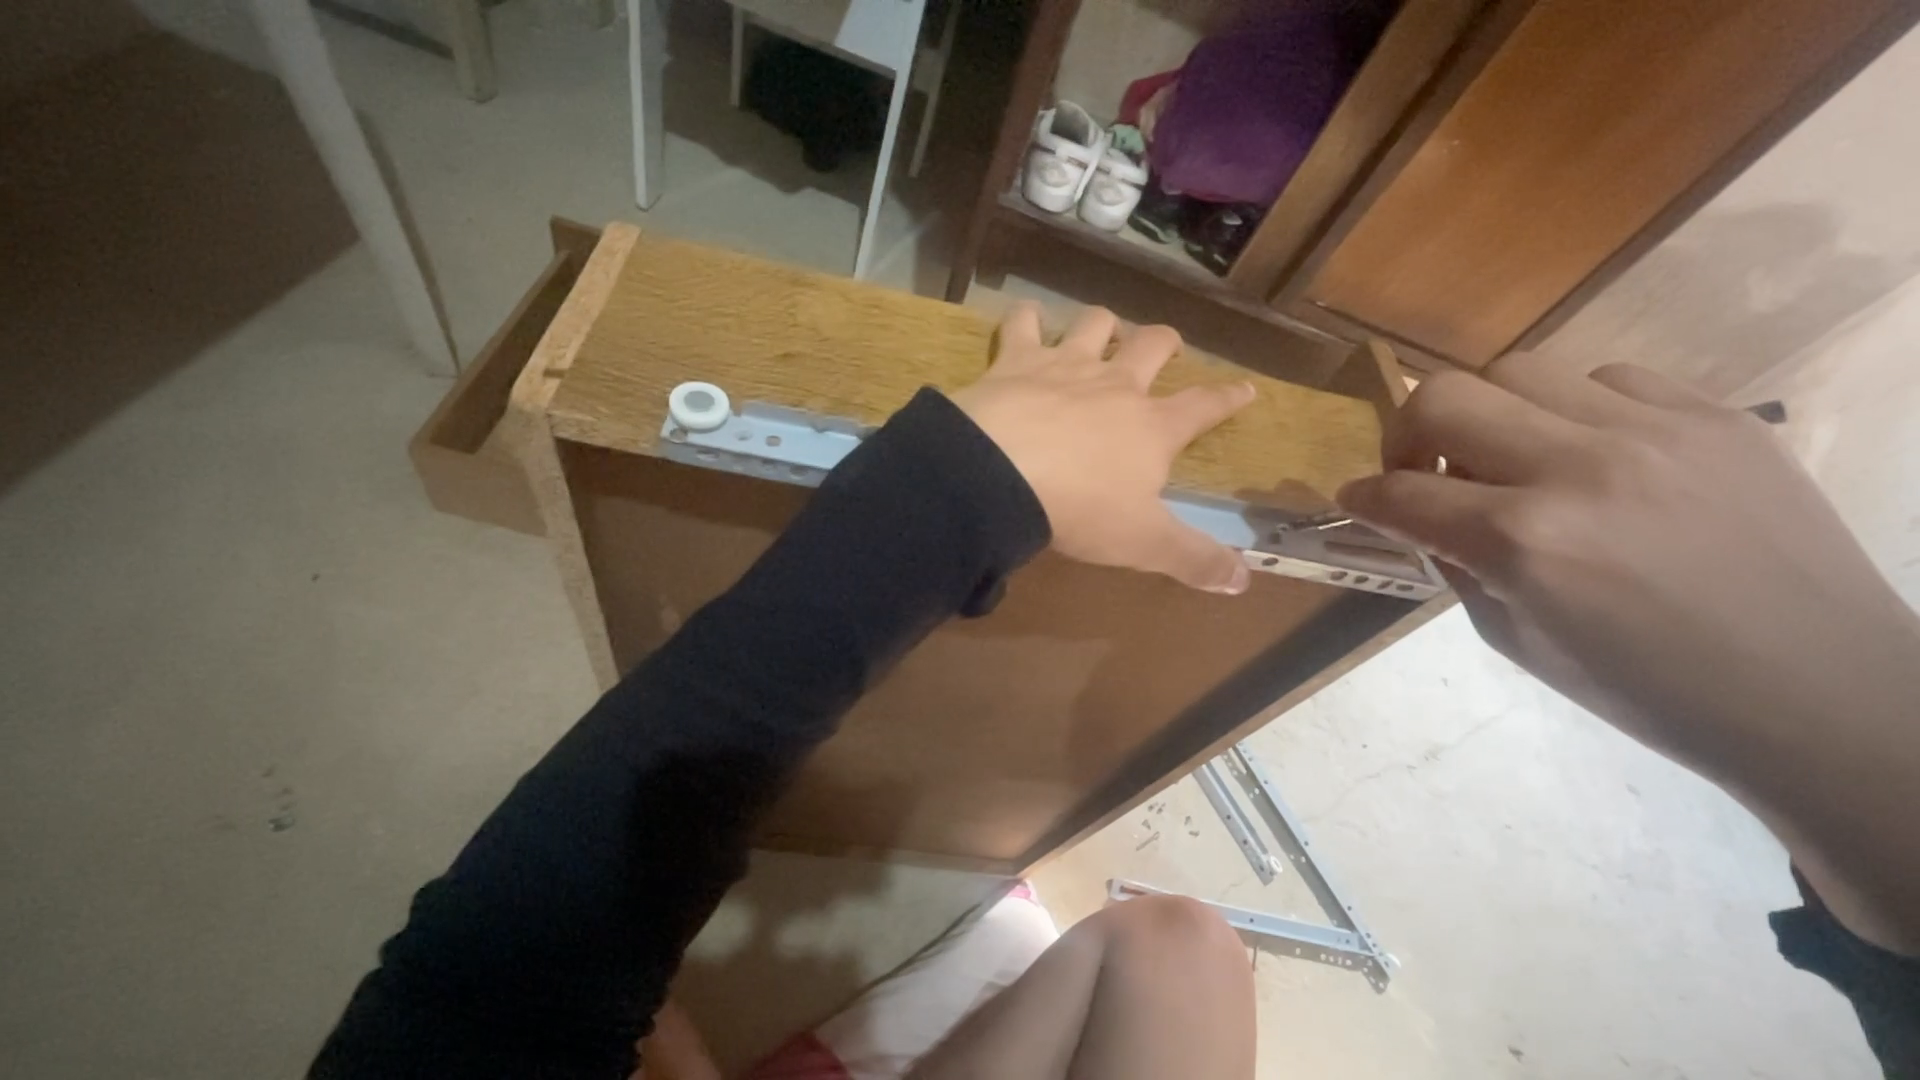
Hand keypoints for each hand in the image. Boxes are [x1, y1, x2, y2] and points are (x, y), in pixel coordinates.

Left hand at [949, 303, 1254, 593]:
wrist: (1003, 475)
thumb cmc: (1081, 509)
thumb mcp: (1144, 543)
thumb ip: (1194, 559)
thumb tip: (1243, 582)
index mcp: (1152, 427)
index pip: (1203, 407)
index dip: (1228, 399)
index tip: (1246, 388)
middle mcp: (1115, 385)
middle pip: (1152, 347)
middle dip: (1164, 343)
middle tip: (1165, 345)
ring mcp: (1065, 366)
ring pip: (1095, 324)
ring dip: (1103, 323)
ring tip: (1103, 328)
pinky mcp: (1015, 361)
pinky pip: (1023, 323)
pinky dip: (1026, 316)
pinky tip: (1026, 316)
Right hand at [1336, 355, 1919, 950]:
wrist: (1824, 693)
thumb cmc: (1650, 691)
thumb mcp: (1517, 642)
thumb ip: (1458, 565)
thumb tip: (1418, 517)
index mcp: (1525, 542)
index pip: (1403, 493)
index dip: (1365, 497)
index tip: (1358, 500)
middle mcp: (1578, 468)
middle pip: (1444, 397)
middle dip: (1409, 435)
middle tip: (1423, 471)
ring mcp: (1655, 431)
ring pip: (1520, 370)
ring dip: (1491, 415)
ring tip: (1512, 458)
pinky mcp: (1716, 416)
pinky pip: (1609, 378)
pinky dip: (1573, 410)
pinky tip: (1592, 455)